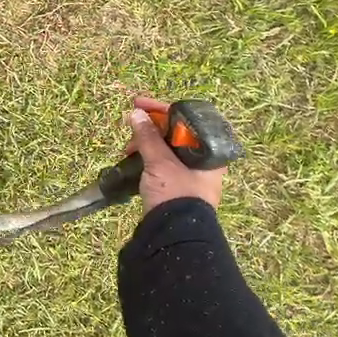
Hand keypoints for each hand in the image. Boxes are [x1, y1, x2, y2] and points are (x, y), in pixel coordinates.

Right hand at [128, 96, 223, 210]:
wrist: (174, 232)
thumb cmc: (175, 192)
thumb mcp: (160, 162)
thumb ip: (148, 137)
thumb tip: (135, 113)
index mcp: (209, 152)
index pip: (186, 120)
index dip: (161, 109)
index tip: (138, 103)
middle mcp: (203, 160)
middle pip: (175, 133)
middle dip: (149, 127)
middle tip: (130, 127)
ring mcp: (190, 173)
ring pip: (166, 147)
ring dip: (145, 143)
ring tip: (128, 150)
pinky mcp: (176, 184)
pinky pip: (161, 161)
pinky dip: (146, 156)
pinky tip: (133, 158)